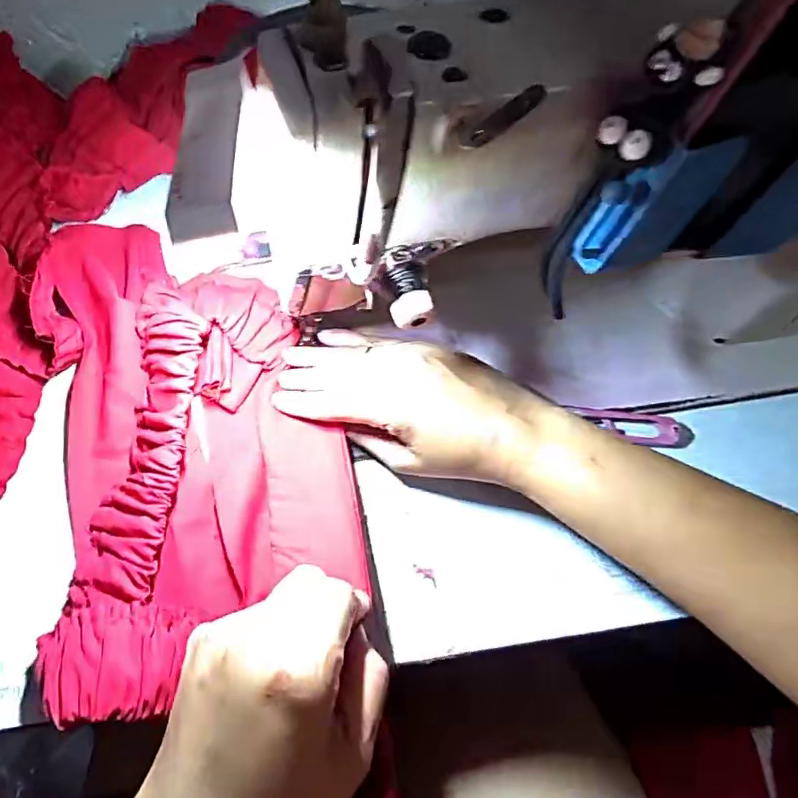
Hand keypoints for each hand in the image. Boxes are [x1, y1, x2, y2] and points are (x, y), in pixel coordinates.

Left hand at [92, 565, 389, 797]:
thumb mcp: (352, 757)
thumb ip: (368, 681)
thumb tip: (359, 633)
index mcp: (295, 667)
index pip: (334, 591)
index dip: (355, 609)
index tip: (357, 639)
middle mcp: (251, 635)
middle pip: (305, 581)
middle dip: (327, 609)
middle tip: (331, 658)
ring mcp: (218, 632)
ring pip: (277, 597)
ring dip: (296, 620)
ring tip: (293, 675)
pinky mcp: (198, 638)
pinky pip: (251, 615)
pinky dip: (268, 632)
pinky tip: (263, 679)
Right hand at [271, 330, 561, 485]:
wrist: (519, 431)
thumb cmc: (463, 457)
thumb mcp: (408, 460)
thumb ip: (366, 437)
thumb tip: (336, 422)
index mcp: (388, 403)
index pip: (332, 400)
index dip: (303, 401)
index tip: (278, 400)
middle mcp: (394, 372)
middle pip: (337, 372)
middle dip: (305, 374)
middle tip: (278, 374)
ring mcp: (408, 354)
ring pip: (352, 352)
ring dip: (319, 354)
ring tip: (292, 353)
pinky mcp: (422, 347)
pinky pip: (377, 340)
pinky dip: (350, 338)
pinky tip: (328, 336)